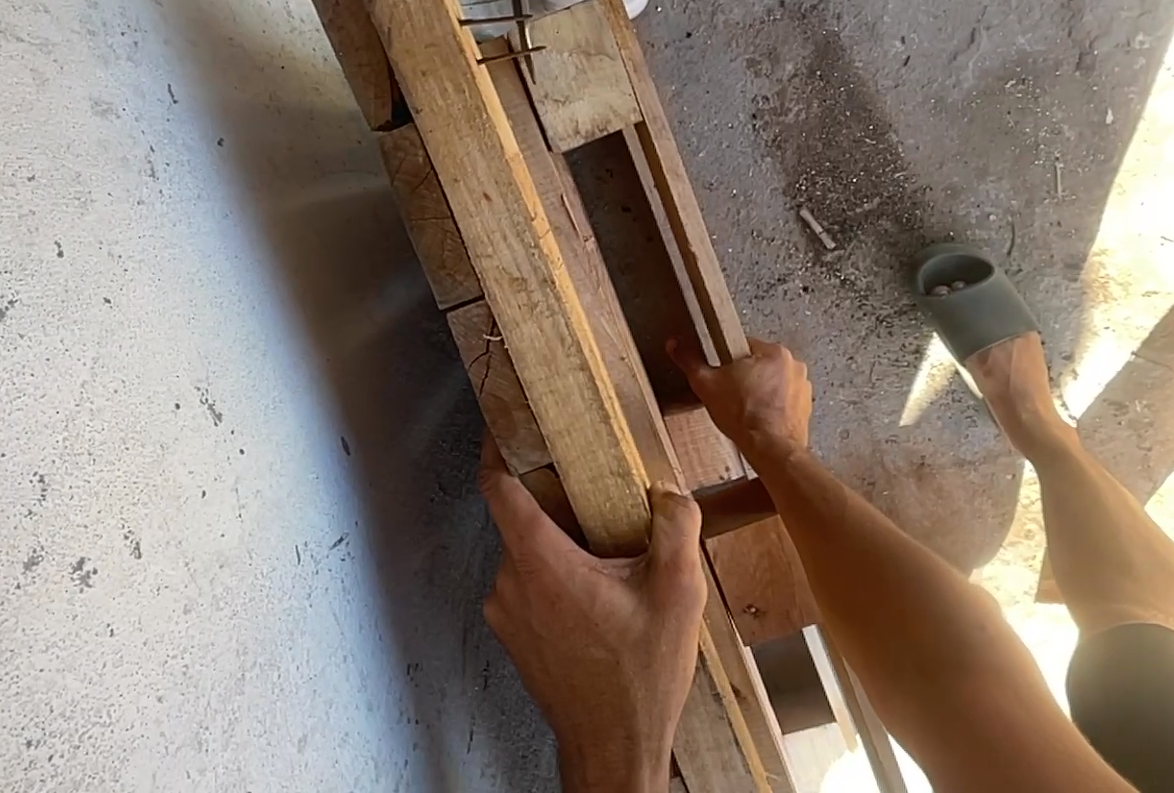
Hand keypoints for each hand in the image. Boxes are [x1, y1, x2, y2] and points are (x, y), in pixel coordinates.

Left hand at [478, 437, 706, 792]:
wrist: (614, 750)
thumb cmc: (640, 675)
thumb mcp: (677, 594)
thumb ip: (676, 526)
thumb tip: (668, 491)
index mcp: (540, 561)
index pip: (498, 487)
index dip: (495, 448)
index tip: (501, 422)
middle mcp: (510, 582)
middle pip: (520, 518)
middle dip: (553, 502)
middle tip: (593, 498)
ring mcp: (505, 612)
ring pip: (525, 553)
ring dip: (557, 544)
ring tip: (605, 556)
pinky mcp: (512, 635)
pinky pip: (526, 584)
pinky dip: (551, 575)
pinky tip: (595, 594)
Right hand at [669, 337, 812, 464]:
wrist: (771, 449)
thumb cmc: (744, 417)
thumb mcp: (706, 384)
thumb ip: (689, 361)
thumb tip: (674, 345)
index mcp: (772, 351)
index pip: (743, 346)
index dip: (726, 360)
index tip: (721, 375)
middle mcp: (793, 364)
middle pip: (759, 363)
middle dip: (745, 376)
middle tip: (730, 393)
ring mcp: (802, 386)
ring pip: (772, 380)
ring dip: (760, 389)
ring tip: (744, 407)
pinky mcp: (806, 406)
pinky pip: (784, 398)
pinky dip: (773, 405)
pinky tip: (758, 417)